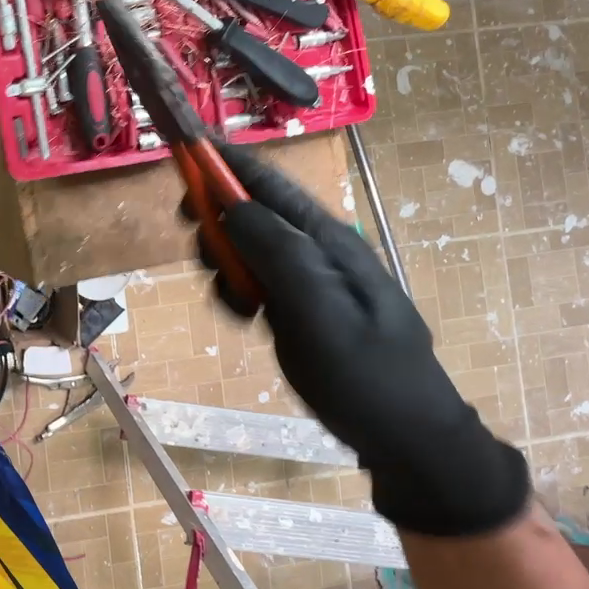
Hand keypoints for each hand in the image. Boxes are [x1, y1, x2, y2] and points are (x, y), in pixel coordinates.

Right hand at [203, 143, 529, 536]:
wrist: (406, 439)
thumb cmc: (364, 375)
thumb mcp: (318, 312)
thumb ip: (276, 252)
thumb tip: (232, 204)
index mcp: (326, 240)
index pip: (267, 183)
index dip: (224, 162)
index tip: (181, 149)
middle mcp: (316, 249)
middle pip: (250, 211)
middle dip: (217, 223)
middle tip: (205, 257)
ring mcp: (308, 278)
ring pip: (246, 247)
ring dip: (225, 264)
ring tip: (236, 303)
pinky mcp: (299, 305)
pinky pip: (253, 280)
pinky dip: (236, 292)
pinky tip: (246, 318)